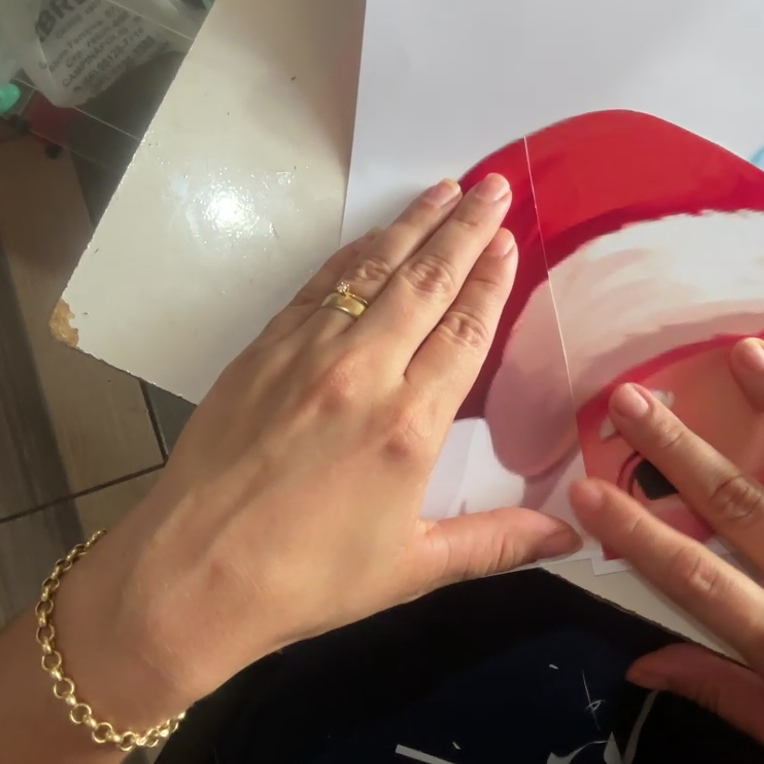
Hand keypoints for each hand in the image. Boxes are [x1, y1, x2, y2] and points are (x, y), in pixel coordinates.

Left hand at [64, 174, 579, 726]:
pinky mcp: (266, 347)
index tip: (507, 239)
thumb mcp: (413, 567)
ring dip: (413, 224)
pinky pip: (321, 285)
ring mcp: (310, 351)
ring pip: (374, 271)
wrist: (194, 571)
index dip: (491, 278)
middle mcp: (366, 371)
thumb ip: (496, 542)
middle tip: (493, 186)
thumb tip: (569, 537)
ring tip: (445, 187)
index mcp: (411, 424)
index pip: (466, 330)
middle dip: (465, 227)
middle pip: (428, 282)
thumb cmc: (309, 577)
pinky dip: (353, 253)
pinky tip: (374, 235)